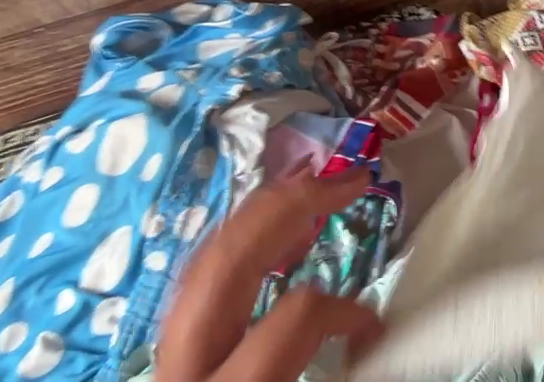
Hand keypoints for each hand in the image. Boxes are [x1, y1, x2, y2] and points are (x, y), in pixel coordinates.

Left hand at [158, 166, 384, 381]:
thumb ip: (342, 378)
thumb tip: (381, 344)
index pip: (290, 322)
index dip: (345, 313)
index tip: (377, 330)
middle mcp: (182, 377)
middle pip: (224, 265)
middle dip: (291, 209)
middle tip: (349, 182)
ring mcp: (162, 370)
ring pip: (202, 264)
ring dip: (264, 216)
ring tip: (315, 192)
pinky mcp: (162, 370)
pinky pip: (197, 287)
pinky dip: (242, 249)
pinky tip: (274, 241)